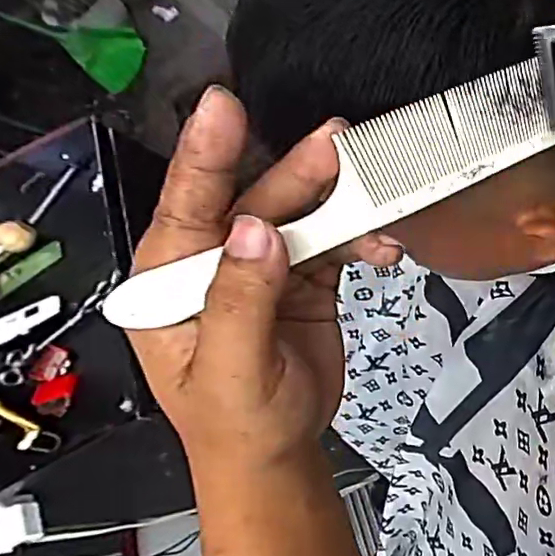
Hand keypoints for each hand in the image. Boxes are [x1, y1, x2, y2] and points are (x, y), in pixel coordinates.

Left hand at [127, 87, 377, 471]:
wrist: (276, 449)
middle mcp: (216, 266)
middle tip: (336, 144)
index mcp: (172, 282)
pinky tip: (382, 248)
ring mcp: (265, 272)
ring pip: (303, 221)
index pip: (187, 206)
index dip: (205, 153)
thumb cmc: (236, 420)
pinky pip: (334, 248)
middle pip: (258, 203)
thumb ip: (239, 300)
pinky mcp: (304, 283)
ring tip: (377, 196)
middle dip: (298, 173)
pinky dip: (361, 243)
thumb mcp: (228, 369)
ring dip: (341, 207)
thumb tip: (257, 233)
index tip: (223, 107)